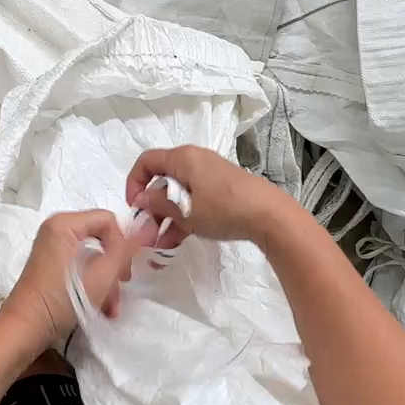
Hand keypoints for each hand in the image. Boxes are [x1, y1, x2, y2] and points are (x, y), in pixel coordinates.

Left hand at [0, 210, 140, 351]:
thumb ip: (125, 251)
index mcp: (64, 223)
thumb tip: (148, 228)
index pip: (108, 220)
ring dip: (107, 281)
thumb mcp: (101, 276)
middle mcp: (56, 228)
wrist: (26, 327)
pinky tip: (101, 307)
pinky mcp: (52, 262)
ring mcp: (53, 245)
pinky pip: (81, 264)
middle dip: (115, 267)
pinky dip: (93, 283)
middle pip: (101, 237)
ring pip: (94, 254)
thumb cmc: (63, 299)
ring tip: (111, 308)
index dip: (122, 245)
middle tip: (120, 289)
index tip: (124, 273)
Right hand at [126, 145, 295, 246]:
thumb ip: (159, 204)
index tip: (135, 209)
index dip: (135, 183)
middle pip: (162, 181)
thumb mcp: (186, 211)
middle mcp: (194, 161)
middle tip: (147, 234)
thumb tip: (141, 199)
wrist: (270, 215)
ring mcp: (208, 176)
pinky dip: (183, 218)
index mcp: (182, 158)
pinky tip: (176, 242)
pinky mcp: (220, 191)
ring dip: (166, 219)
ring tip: (159, 246)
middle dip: (151, 209)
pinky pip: (193, 201)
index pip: (146, 162)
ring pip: (177, 195)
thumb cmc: (223, 208)